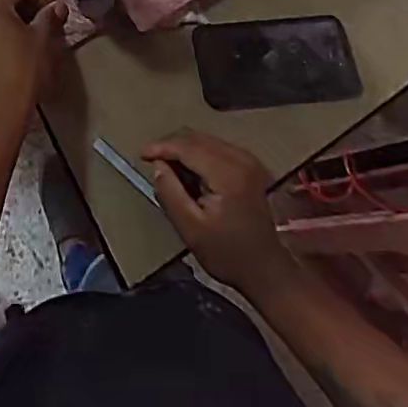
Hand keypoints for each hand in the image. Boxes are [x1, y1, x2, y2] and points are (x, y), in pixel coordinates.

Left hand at [0, 0, 67, 133]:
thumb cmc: (25, 68)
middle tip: (46, 18)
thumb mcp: (43, 38)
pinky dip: (3, 34)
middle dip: (26, 6)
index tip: (55, 8)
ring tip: (34, 33)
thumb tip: (58, 5)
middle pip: (3, 2)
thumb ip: (50, 16)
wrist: (2, 108)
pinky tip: (19, 48)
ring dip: (14, 20)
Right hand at [142, 130, 297, 296]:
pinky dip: (199, 154)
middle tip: (151, 160)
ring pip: (208, 141)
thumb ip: (171, 194)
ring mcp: (248, 160)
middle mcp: (241, 158)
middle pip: (199, 139)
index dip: (163, 147)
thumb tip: (158, 166)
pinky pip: (218, 148)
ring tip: (166, 167)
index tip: (142, 153)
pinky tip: (188, 171)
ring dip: (185, 149)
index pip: (190, 147)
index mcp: (228, 173)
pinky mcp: (250, 165)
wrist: (265, 267)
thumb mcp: (191, 229)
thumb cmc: (227, 253)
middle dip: (172, 146)